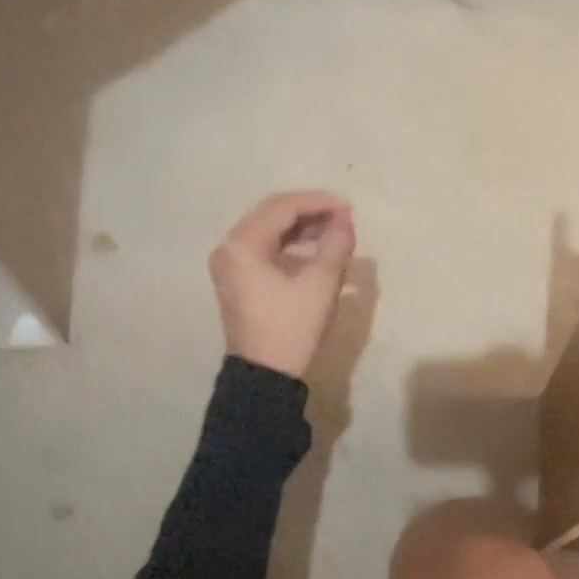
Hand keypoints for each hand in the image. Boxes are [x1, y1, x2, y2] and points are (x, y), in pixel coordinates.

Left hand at [210, 191, 355, 377]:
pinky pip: (264, 248)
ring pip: (269, 230)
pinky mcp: (237, 278)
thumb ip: (336, 243)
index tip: (349, 208)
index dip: (319, 202)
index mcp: (243, 244)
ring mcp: (230, 264)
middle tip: (343, 216)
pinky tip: (316, 249)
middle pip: (272, 214)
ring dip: (302, 227)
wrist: (264, 376)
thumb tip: (345, 220)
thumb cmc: (291, 327)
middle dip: (310, 211)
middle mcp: (229, 247)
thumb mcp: (321, 283)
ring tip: (335, 231)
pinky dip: (290, 244)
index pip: (283, 207)